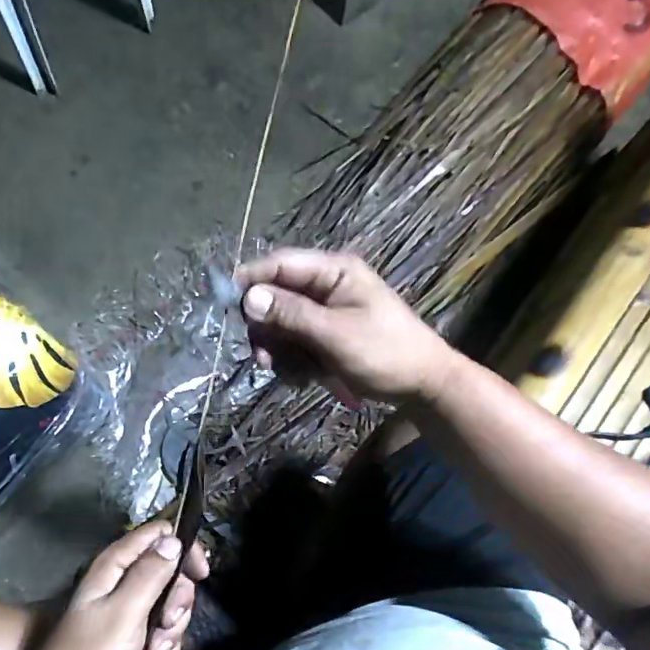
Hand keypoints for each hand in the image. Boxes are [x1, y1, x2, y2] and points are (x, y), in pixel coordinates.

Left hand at [19, 521, 208, 649]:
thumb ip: (150, 574)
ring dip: (168, 634)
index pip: (159, 534)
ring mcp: (131, 607)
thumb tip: (174, 540)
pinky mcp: (137, 632)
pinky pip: (165, 632)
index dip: (184, 548)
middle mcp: (125, 580)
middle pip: (173, 573)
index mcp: (116, 565)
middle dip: (177, 604)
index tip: (200, 574)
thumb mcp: (124, 612)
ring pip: (172, 606)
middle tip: (166, 624)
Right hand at [237, 249, 460, 404]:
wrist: (422, 385)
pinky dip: (293, 362)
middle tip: (264, 358)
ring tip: (294, 374)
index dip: (251, 280)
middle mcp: (326, 286)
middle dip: (267, 329)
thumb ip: (292, 315)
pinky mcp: (324, 337)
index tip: (227, 306)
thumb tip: (249, 297)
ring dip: (280, 351)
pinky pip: (294, 344)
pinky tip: (306, 379)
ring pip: (280, 325)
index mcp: (334, 272)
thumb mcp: (336, 334)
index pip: (280, 264)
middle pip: (274, 297)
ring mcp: (324, 313)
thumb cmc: (385, 353)